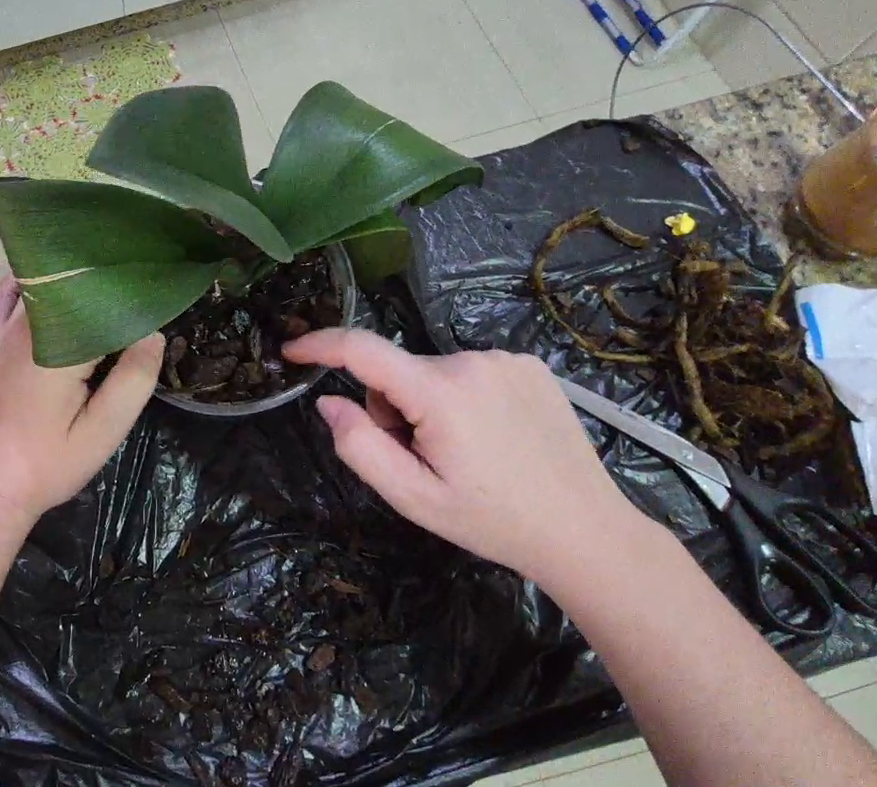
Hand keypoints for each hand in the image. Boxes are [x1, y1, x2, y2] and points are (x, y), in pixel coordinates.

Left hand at [0, 276, 164, 532]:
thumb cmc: (45, 465)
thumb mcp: (101, 433)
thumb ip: (132, 381)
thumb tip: (154, 335)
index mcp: (57, 346)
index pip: (106, 304)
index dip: (137, 306)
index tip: (160, 314)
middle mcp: (26, 327)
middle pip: (74, 286)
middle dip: (109, 288)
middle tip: (143, 302)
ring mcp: (2, 331)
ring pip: (43, 284)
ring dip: (75, 283)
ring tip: (109, 293)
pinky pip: (6, 295)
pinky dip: (29, 284)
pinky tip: (52, 289)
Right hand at [284, 330, 653, 585]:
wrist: (586, 532)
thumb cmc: (492, 521)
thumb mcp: (413, 498)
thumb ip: (359, 446)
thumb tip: (329, 401)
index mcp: (441, 394)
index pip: (362, 350)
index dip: (319, 344)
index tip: (290, 349)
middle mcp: (472, 361)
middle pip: (398, 371)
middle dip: (393, 407)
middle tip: (424, 457)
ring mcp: (506, 359)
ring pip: (431, 372)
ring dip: (428, 404)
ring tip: (465, 451)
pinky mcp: (530, 365)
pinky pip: (467, 371)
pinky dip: (461, 397)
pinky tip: (492, 435)